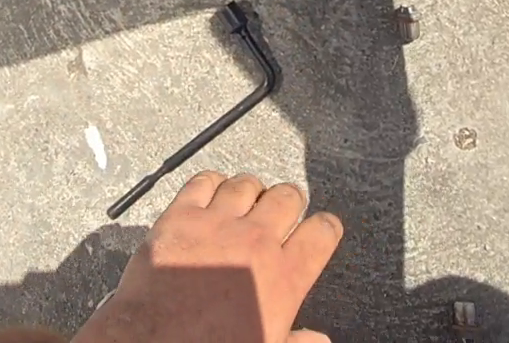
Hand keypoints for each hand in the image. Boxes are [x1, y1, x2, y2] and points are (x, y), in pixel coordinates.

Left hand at [73, 172, 342, 342]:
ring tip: (247, 202)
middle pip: (287, 196)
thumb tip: (321, 339)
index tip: (324, 228)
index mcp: (282, 277)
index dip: (326, 228)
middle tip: (281, 212)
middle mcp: (255, 241)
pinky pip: (204, 181)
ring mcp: (218, 223)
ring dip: (251, 192)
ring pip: (247, 184)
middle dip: (289, 202)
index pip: (321, 234)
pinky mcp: (181, 214)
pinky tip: (212, 193)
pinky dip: (212, 183)